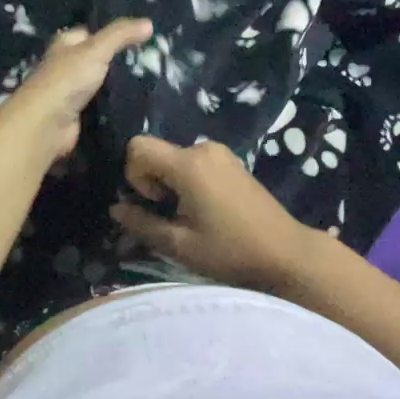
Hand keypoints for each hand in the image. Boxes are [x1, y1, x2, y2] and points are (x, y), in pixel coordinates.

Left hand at [0, 19, 152, 165]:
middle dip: (118, 61)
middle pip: (96, 59)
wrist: (46, 125)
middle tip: (150, 61)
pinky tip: (137, 104)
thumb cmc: (67, 79)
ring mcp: (70, 92)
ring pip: (100, 83)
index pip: (89, 33)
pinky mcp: (77, 115)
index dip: (111, 33)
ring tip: (151, 82)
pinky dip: (115, 105)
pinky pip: (101, 106)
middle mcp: (65, 66)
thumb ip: (121, 34)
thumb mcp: (97, 49)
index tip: (139, 37)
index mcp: (65, 44)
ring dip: (118, 85)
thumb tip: (149, 23)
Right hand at [110, 136, 317, 292]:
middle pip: (157, 153)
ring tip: (192, 218)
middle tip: (174, 217)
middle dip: (154, 183)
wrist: (284, 252)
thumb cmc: (230, 251)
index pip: (138, 146)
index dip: (135, 175)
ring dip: (172, 185)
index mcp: (189, 164)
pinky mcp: (231, 161)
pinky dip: (189, 182)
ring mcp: (220, 152)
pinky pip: (194, 163)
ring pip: (175, 159)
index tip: (157, 203)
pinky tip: (208, 211)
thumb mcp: (180, 245)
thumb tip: (116, 208)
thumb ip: (142, 224)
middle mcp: (203, 148)